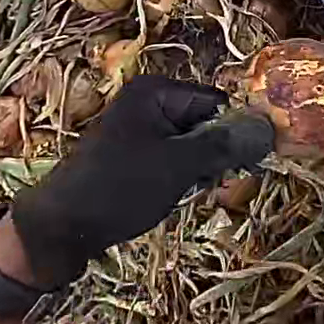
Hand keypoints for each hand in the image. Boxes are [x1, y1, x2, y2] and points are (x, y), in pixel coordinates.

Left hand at [10, 75, 273, 288]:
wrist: (56, 232)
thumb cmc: (118, 188)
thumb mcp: (178, 165)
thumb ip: (224, 144)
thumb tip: (267, 130)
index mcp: (155, 92)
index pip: (215, 102)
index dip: (234, 130)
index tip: (248, 161)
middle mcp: (148, 102)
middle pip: (205, 121)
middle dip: (216, 151)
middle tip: (221, 181)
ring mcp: (139, 129)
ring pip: (191, 142)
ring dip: (202, 166)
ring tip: (196, 190)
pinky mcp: (134, 154)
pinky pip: (174, 156)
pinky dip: (184, 174)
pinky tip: (181, 195)